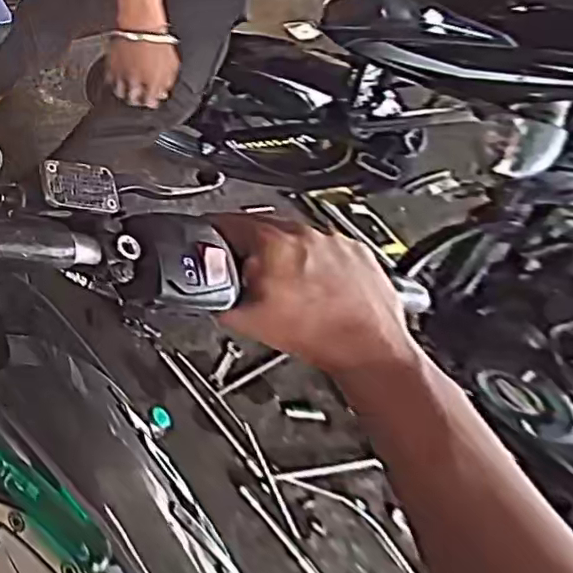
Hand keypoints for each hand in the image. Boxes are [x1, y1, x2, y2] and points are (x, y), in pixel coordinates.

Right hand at [106, 39, 180, 108]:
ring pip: (119, 93)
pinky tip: (119, 79)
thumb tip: (162, 93)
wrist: (141, 26)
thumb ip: (166, 81)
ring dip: (125, 92)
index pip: (149, 102)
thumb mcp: (171, 63)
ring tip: (128, 89)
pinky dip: (114, 82)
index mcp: (151, 83)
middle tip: (139, 97)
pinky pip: (110, 81)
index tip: (151, 101)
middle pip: (132, 100)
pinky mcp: (110, 67)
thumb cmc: (157, 42)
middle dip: (137, 100)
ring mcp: (121, 75)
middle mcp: (135, 82)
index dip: (151, 102)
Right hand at [209, 213, 420, 379]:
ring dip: (281, 249)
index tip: (212, 241)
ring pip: (292, 234)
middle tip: (246, 267)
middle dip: (247, 242)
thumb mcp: (244, 319)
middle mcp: (304, 233)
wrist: (370, 352)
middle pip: (259, 223)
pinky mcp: (356, 250)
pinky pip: (323, 244)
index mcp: (272, 242)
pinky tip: (312, 281)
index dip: (212, 233)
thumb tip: (202, 285)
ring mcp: (333, 240)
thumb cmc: (317, 336)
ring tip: (284, 279)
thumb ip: (215, 295)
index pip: (226, 220)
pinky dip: (313, 257)